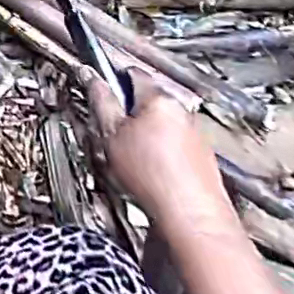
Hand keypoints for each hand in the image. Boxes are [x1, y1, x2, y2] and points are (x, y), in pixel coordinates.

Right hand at [88, 76, 230, 227]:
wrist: (193, 221)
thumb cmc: (153, 178)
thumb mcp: (110, 132)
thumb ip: (99, 98)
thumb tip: (89, 75)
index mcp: (160, 99)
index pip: (131, 72)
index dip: (110, 79)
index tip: (99, 89)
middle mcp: (183, 113)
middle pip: (145, 99)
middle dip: (126, 112)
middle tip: (110, 130)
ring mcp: (196, 137)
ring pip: (159, 124)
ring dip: (143, 133)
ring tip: (129, 156)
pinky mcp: (204, 160)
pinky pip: (173, 145)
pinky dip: (159, 152)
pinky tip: (148, 171)